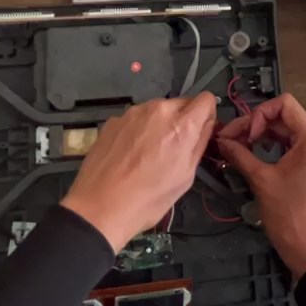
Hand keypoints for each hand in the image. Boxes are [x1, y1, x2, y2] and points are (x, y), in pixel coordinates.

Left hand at [62, 93, 217, 251]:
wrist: (100, 207)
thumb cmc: (149, 198)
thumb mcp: (186, 177)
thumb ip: (199, 143)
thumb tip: (205, 124)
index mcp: (182, 124)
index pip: (206, 98)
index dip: (205, 114)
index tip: (198, 130)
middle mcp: (159, 110)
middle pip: (181, 103)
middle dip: (182, 119)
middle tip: (171, 147)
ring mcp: (133, 112)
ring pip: (157, 110)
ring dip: (158, 123)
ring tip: (146, 152)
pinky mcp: (114, 120)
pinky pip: (136, 118)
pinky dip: (137, 130)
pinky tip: (128, 154)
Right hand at [215, 93, 305, 275]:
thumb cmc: (289, 214)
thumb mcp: (262, 180)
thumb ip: (241, 154)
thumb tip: (221, 141)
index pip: (284, 104)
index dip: (260, 114)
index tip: (247, 137)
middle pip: (283, 117)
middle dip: (255, 126)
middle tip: (229, 141)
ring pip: (285, 130)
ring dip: (261, 135)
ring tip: (237, 147)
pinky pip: (290, 144)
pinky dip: (271, 146)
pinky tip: (253, 153)